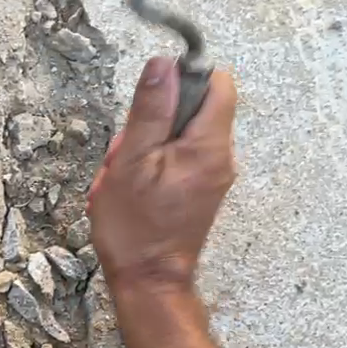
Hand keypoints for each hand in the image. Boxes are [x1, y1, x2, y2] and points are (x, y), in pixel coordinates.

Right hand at [86, 57, 238, 293]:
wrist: (149, 282)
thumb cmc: (135, 229)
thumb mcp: (130, 162)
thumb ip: (149, 110)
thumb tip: (162, 65)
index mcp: (209, 145)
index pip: (217, 83)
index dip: (184, 80)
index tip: (151, 102)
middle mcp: (221, 158)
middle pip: (195, 110)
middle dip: (155, 122)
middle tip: (127, 154)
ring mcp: (212, 178)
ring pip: (181, 138)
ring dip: (148, 149)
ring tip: (125, 178)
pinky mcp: (201, 193)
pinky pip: (179, 162)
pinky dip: (154, 168)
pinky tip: (134, 191)